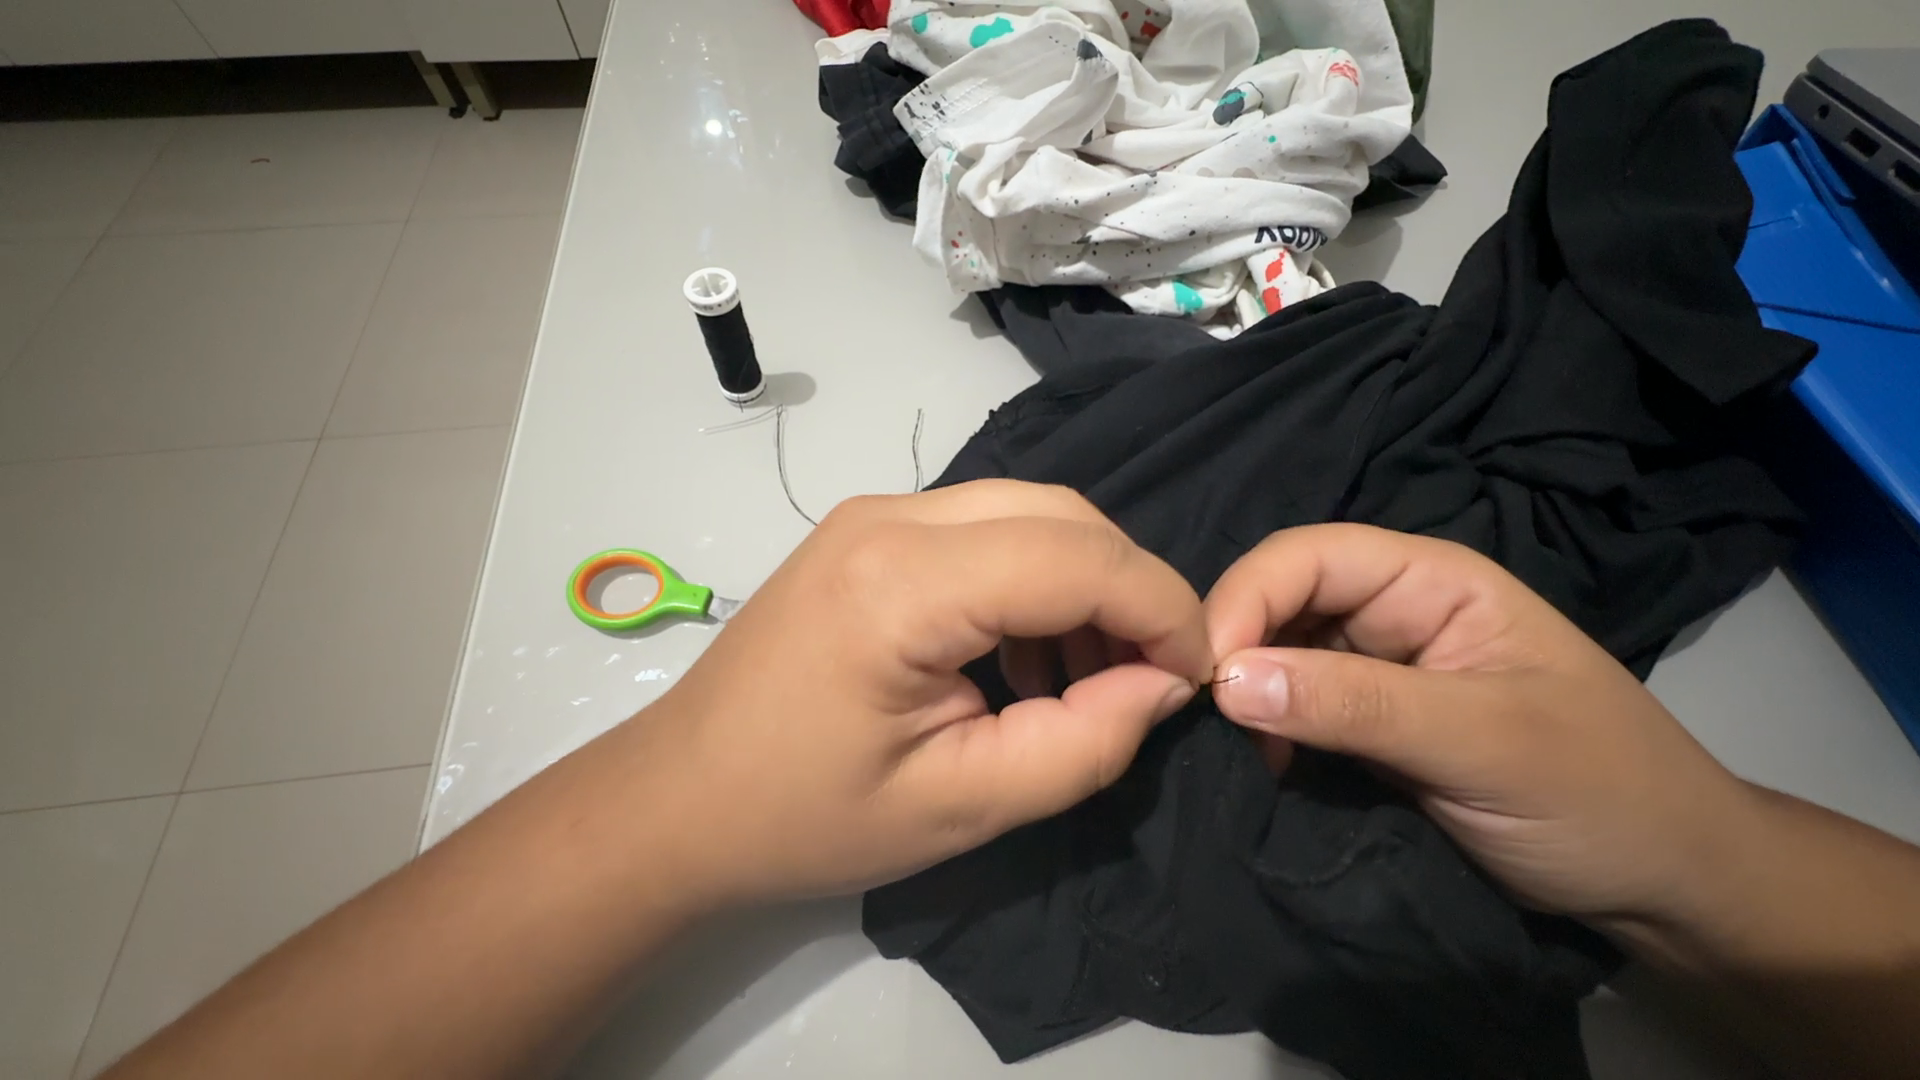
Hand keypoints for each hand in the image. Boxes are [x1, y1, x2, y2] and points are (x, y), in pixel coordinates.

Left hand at [627, 480, 1211, 907]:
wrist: (679, 799)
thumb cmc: (805, 817)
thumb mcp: (960, 806)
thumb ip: (1082, 743)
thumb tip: (1163, 684)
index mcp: (902, 582)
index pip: (1077, 556)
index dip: (1160, 608)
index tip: (1195, 675)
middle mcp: (889, 518)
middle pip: (1060, 514)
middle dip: (1128, 588)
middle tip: (1147, 676)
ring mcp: (873, 514)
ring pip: (1028, 512)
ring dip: (1082, 581)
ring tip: (1087, 676)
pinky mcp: (868, 533)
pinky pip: (984, 530)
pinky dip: (1032, 579)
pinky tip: (1028, 654)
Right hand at [1204, 524, 1756, 936]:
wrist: (1665, 885)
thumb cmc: (1602, 793)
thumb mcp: (1486, 743)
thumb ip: (1356, 704)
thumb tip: (1227, 681)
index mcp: (1429, 581)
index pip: (1308, 557)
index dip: (1247, 598)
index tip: (1208, 673)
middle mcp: (1389, 609)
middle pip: (1279, 596)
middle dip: (1234, 644)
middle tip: (1205, 713)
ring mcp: (1372, 665)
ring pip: (1274, 649)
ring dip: (1243, 691)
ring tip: (1236, 746)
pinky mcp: (1360, 718)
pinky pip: (1288, 702)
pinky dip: (1261, 727)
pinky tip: (1266, 762)